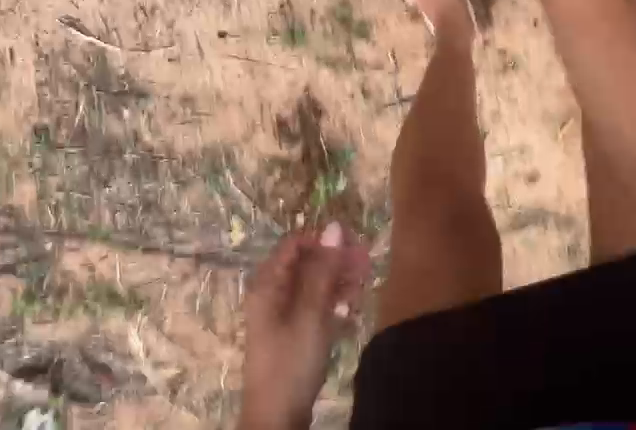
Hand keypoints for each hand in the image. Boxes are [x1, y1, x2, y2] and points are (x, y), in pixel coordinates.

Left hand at [240, 223, 369, 429]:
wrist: (277, 420)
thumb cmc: (291, 363)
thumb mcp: (311, 313)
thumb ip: (324, 269)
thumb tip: (335, 225)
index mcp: (268, 285)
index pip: (296, 244)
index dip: (324, 240)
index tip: (353, 246)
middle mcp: (273, 294)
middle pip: (307, 262)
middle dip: (336, 260)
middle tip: (366, 265)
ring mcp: (283, 314)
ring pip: (314, 283)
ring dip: (339, 280)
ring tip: (363, 286)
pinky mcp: (294, 332)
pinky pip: (315, 304)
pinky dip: (333, 301)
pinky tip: (351, 307)